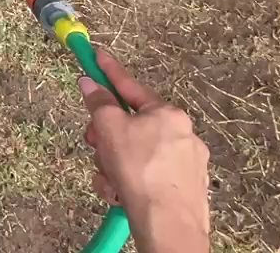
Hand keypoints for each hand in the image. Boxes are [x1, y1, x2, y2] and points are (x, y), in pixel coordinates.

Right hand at [79, 48, 210, 252]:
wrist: (168, 225)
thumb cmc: (137, 167)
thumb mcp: (108, 126)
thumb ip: (99, 102)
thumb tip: (91, 85)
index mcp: (168, 115)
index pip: (130, 85)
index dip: (109, 70)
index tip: (96, 55)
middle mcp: (184, 136)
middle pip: (131, 123)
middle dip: (106, 134)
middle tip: (93, 143)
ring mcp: (189, 166)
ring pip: (136, 151)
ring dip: (113, 160)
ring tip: (107, 177)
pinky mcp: (187, 191)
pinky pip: (147, 174)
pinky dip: (129, 179)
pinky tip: (119, 192)